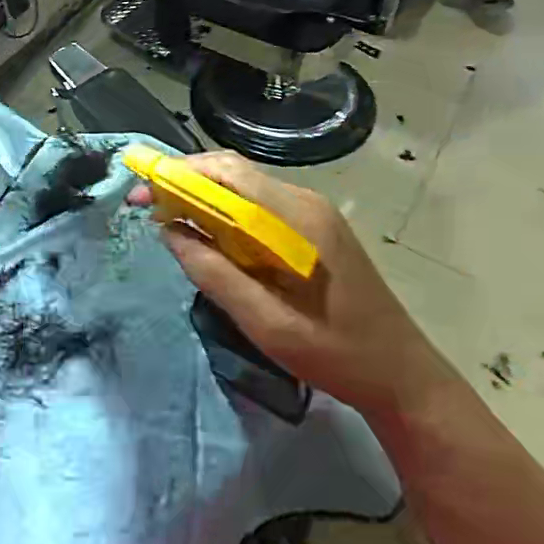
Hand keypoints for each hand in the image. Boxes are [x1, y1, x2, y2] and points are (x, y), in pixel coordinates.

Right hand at [130, 152, 456, 417]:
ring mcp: (312, 210)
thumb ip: (213, 273)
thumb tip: (169, 231)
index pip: (227, 173)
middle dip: (186, 181)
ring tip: (171, 219)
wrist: (400, 372)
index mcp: (295, 218)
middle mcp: (304, 201)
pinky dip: (228, 210)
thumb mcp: (265, 322)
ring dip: (205, 195)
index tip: (142, 191)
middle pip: (234, 172)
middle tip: (149, 205)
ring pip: (246, 185)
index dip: (179, 175)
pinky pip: (260, 203)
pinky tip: (212, 234)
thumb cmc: (333, 352)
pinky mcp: (315, 225)